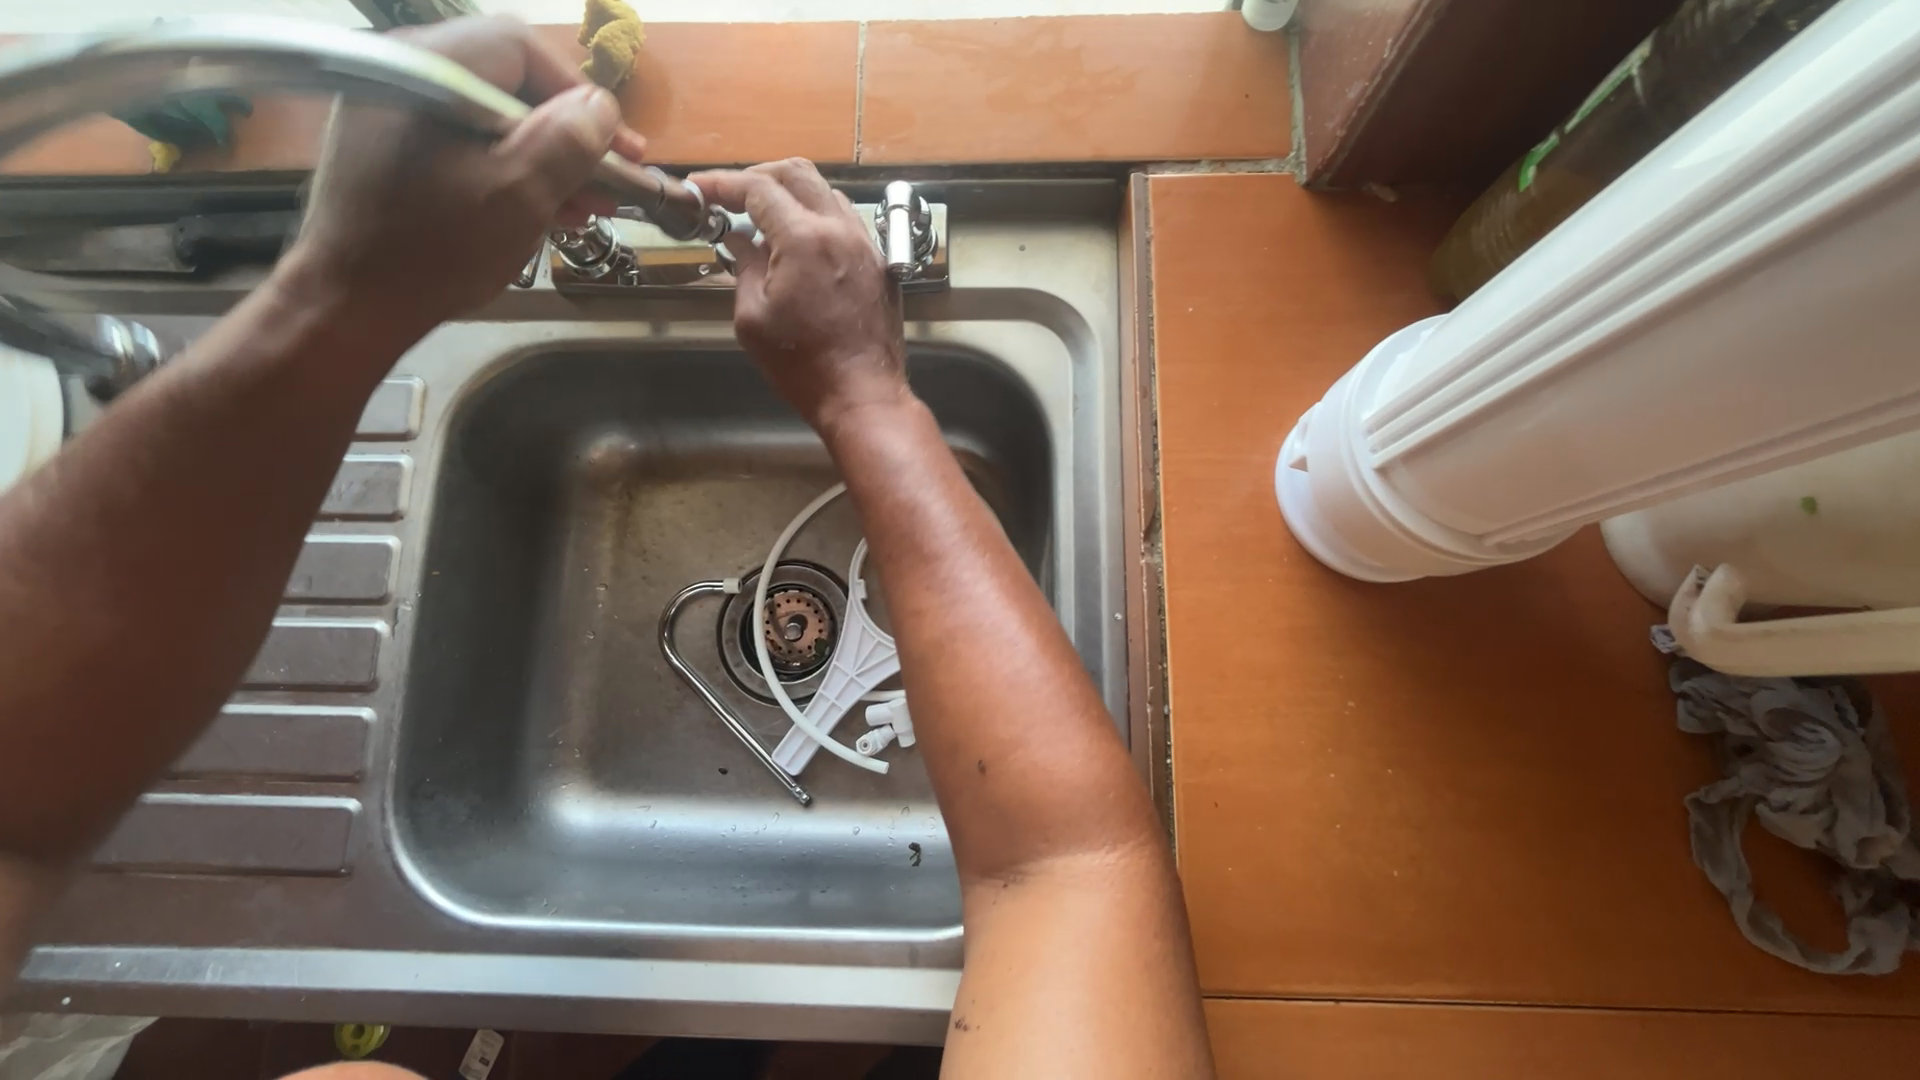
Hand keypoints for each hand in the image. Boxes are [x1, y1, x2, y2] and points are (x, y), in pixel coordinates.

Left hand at [281, 16, 647, 342]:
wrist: (358, 296)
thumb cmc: (442, 247)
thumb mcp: (520, 195)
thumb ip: (566, 142)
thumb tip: (602, 107)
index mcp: (433, 69)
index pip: (523, 49)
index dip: (582, 96)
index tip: (622, 148)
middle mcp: (410, 70)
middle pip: (512, 82)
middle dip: (571, 134)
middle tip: (614, 179)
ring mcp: (401, 107)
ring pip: (497, 116)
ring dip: (551, 158)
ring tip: (591, 203)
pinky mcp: (399, 143)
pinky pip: (472, 141)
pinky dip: (516, 169)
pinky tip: (549, 205)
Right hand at [689, 159, 910, 432]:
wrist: (863, 396)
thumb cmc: (803, 367)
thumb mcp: (754, 319)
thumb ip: (744, 266)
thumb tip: (738, 237)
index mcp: (804, 239)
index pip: (758, 188)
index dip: (723, 184)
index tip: (700, 189)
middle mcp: (840, 231)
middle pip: (797, 173)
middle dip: (759, 177)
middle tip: (733, 197)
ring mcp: (866, 246)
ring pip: (826, 193)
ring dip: (791, 196)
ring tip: (765, 224)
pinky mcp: (880, 265)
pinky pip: (846, 222)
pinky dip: (818, 218)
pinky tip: (800, 246)